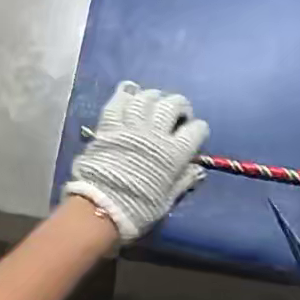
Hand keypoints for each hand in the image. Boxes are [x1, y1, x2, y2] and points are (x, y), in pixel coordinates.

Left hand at [64, 81, 208, 241]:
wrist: (101, 206)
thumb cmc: (138, 207)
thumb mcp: (167, 198)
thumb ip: (183, 181)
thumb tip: (197, 169)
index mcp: (173, 153)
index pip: (196, 129)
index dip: (197, 129)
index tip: (194, 133)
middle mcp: (154, 134)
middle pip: (172, 105)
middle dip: (178, 105)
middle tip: (176, 113)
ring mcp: (130, 127)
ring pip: (146, 99)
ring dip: (153, 97)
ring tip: (154, 102)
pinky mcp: (108, 126)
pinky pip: (117, 102)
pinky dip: (125, 94)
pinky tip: (130, 92)